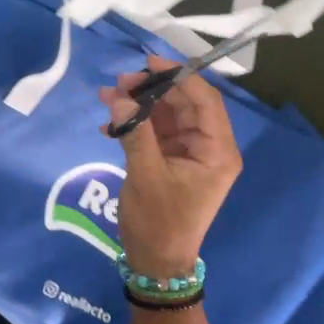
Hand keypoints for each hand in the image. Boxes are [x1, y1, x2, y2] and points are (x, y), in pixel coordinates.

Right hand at [99, 57, 242, 276]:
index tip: (148, 62)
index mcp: (217, 151)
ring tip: (106, 96)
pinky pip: (154, 131)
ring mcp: (189, 154)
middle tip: (118, 82)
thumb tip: (118, 98)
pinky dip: (133, 124)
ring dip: (138, 104)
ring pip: (167, 115)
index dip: (179, 77)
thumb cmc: (159, 221)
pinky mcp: (170, 161)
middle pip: (184, 104)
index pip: (205, 101)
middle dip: (152, 89)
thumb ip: (135, 134)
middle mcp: (208, 147)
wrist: (155, 261)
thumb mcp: (146, 175)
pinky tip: (108, 124)